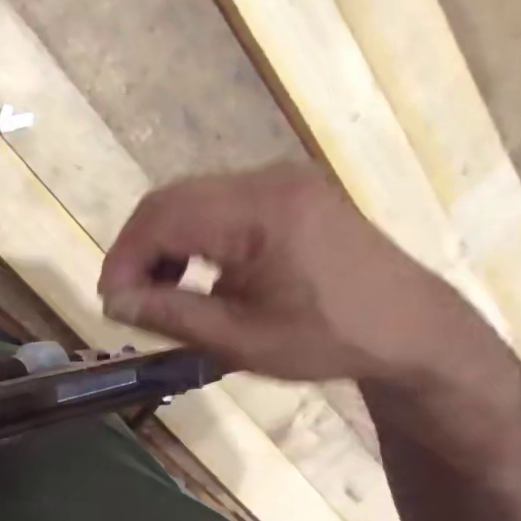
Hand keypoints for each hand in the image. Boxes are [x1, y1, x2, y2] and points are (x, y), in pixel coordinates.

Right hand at [96, 164, 481, 384]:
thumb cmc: (326, 341)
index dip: (123, 259)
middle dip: (136, 249)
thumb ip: (169, 315)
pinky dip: (191, 234)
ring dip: (161, 241)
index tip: (109, 304)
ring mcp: (282, 180)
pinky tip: (193, 272)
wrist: (410, 329)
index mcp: (260, 213)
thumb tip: (113, 303)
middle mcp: (268, 180)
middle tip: (125, 298)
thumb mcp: (239, 339)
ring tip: (157, 290)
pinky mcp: (289, 190)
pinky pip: (218, 202)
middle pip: (171, 199)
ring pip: (190, 197)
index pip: (162, 219)